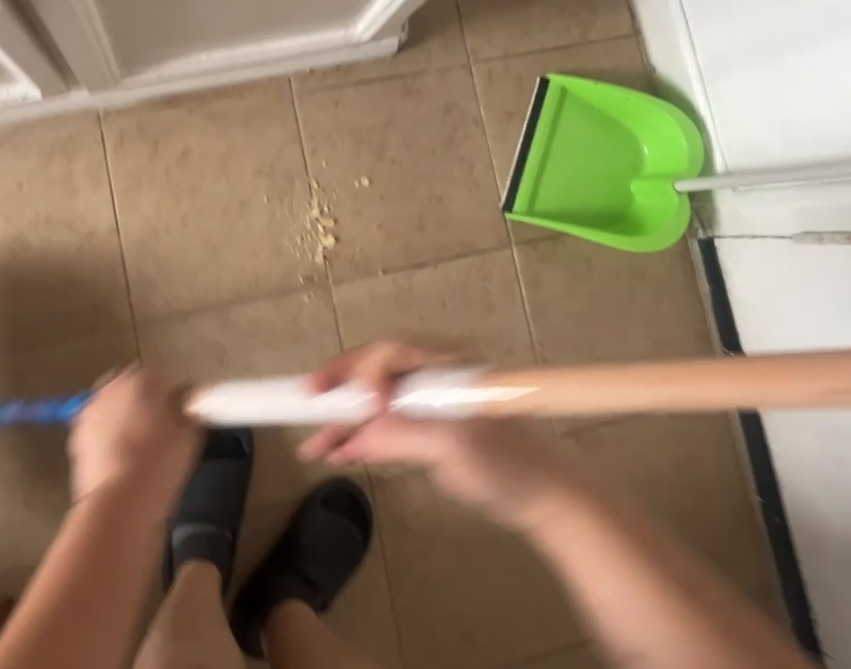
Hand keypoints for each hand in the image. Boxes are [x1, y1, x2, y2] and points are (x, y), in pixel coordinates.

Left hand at [69, 366, 199, 505]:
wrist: (119, 500)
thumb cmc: (162, 463)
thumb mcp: (190, 435)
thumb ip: (188, 413)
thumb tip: (183, 410)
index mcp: (146, 379)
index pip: (166, 379)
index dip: (176, 398)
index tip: (183, 417)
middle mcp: (115, 385)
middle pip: (134, 386)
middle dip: (145, 400)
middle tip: (158, 428)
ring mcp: (91, 407)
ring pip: (113, 404)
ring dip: (123, 415)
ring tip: (136, 445)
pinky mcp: (76, 433)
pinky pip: (98, 425)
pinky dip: (106, 433)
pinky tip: (118, 456)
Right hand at [298, 340, 582, 529]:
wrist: (546, 498)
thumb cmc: (509, 463)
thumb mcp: (456, 447)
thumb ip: (406, 433)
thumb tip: (358, 428)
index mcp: (447, 364)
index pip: (391, 352)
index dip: (359, 370)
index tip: (340, 399)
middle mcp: (433, 374)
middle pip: (375, 372)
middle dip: (339, 390)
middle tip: (303, 403)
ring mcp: (429, 401)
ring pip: (375, 401)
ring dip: (343, 420)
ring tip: (312, 444)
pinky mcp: (426, 428)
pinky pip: (384, 426)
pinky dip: (360, 438)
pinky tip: (336, 451)